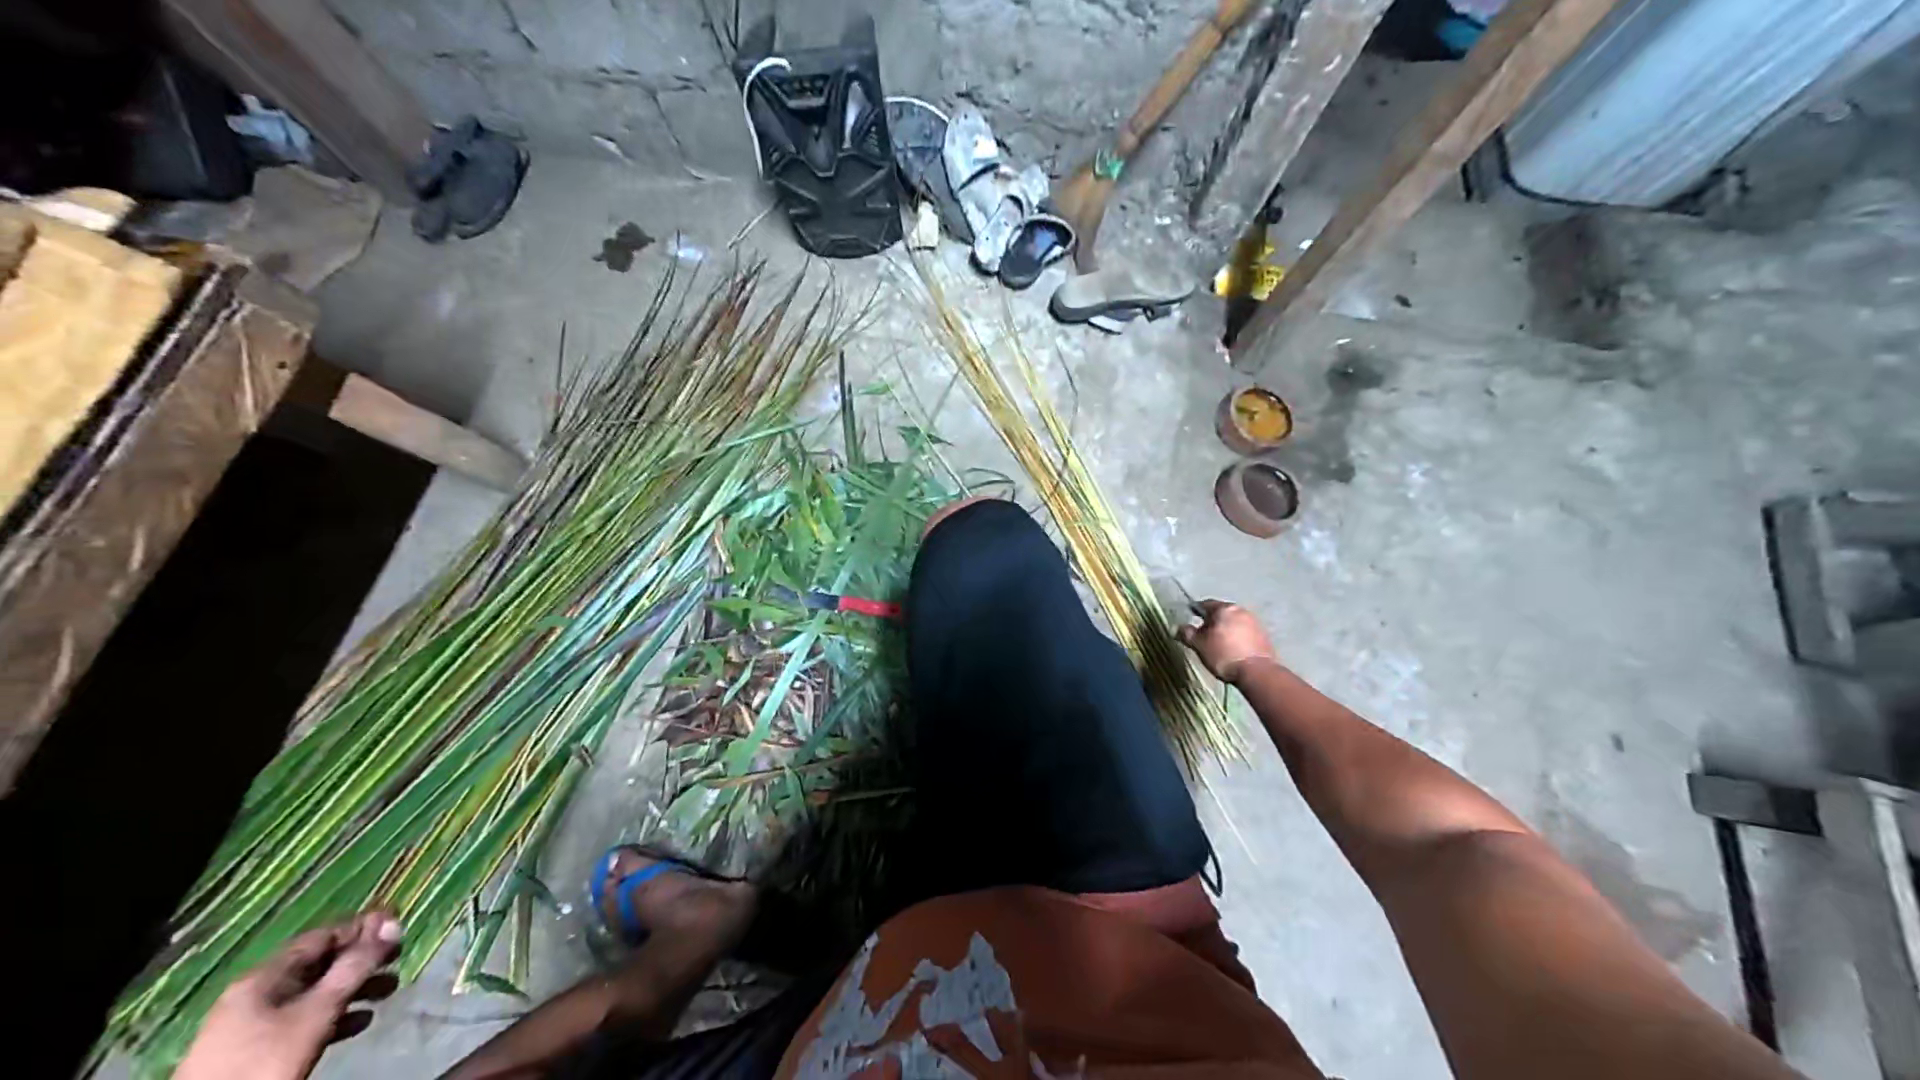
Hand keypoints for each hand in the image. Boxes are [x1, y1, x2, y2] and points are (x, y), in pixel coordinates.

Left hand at [177, 912, 402, 1079]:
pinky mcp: (255, 1049)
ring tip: (389, 990)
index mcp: (266, 976)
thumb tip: (391, 923)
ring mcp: (252, 1023)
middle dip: (362, 960)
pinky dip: (334, 1015)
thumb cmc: (265, 1060)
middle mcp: (258, 992)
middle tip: (399, 957)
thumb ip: (355, 966)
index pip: (324, 936)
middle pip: (320, 964)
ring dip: (354, 989)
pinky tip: (360, 1022)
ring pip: (315, 993)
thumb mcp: (317, 1011)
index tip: (399, 926)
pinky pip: (303, 1019)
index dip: (363, 927)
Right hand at [1176, 599, 1275, 682]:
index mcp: (1223, 608)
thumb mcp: (1198, 645)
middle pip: (1221, 611)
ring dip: (1226, 628)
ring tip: (1219, 642)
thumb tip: (1176, 627)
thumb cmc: (1223, 655)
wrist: (1257, 672)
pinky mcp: (1264, 635)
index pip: (1205, 604)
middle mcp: (1240, 610)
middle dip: (1212, 620)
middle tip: (1204, 633)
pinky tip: (1233, 648)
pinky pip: (1245, 631)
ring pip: (1234, 621)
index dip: (1195, 611)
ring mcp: (1254, 622)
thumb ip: (1187, 634)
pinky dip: (1237, 636)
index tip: (1190, 618)